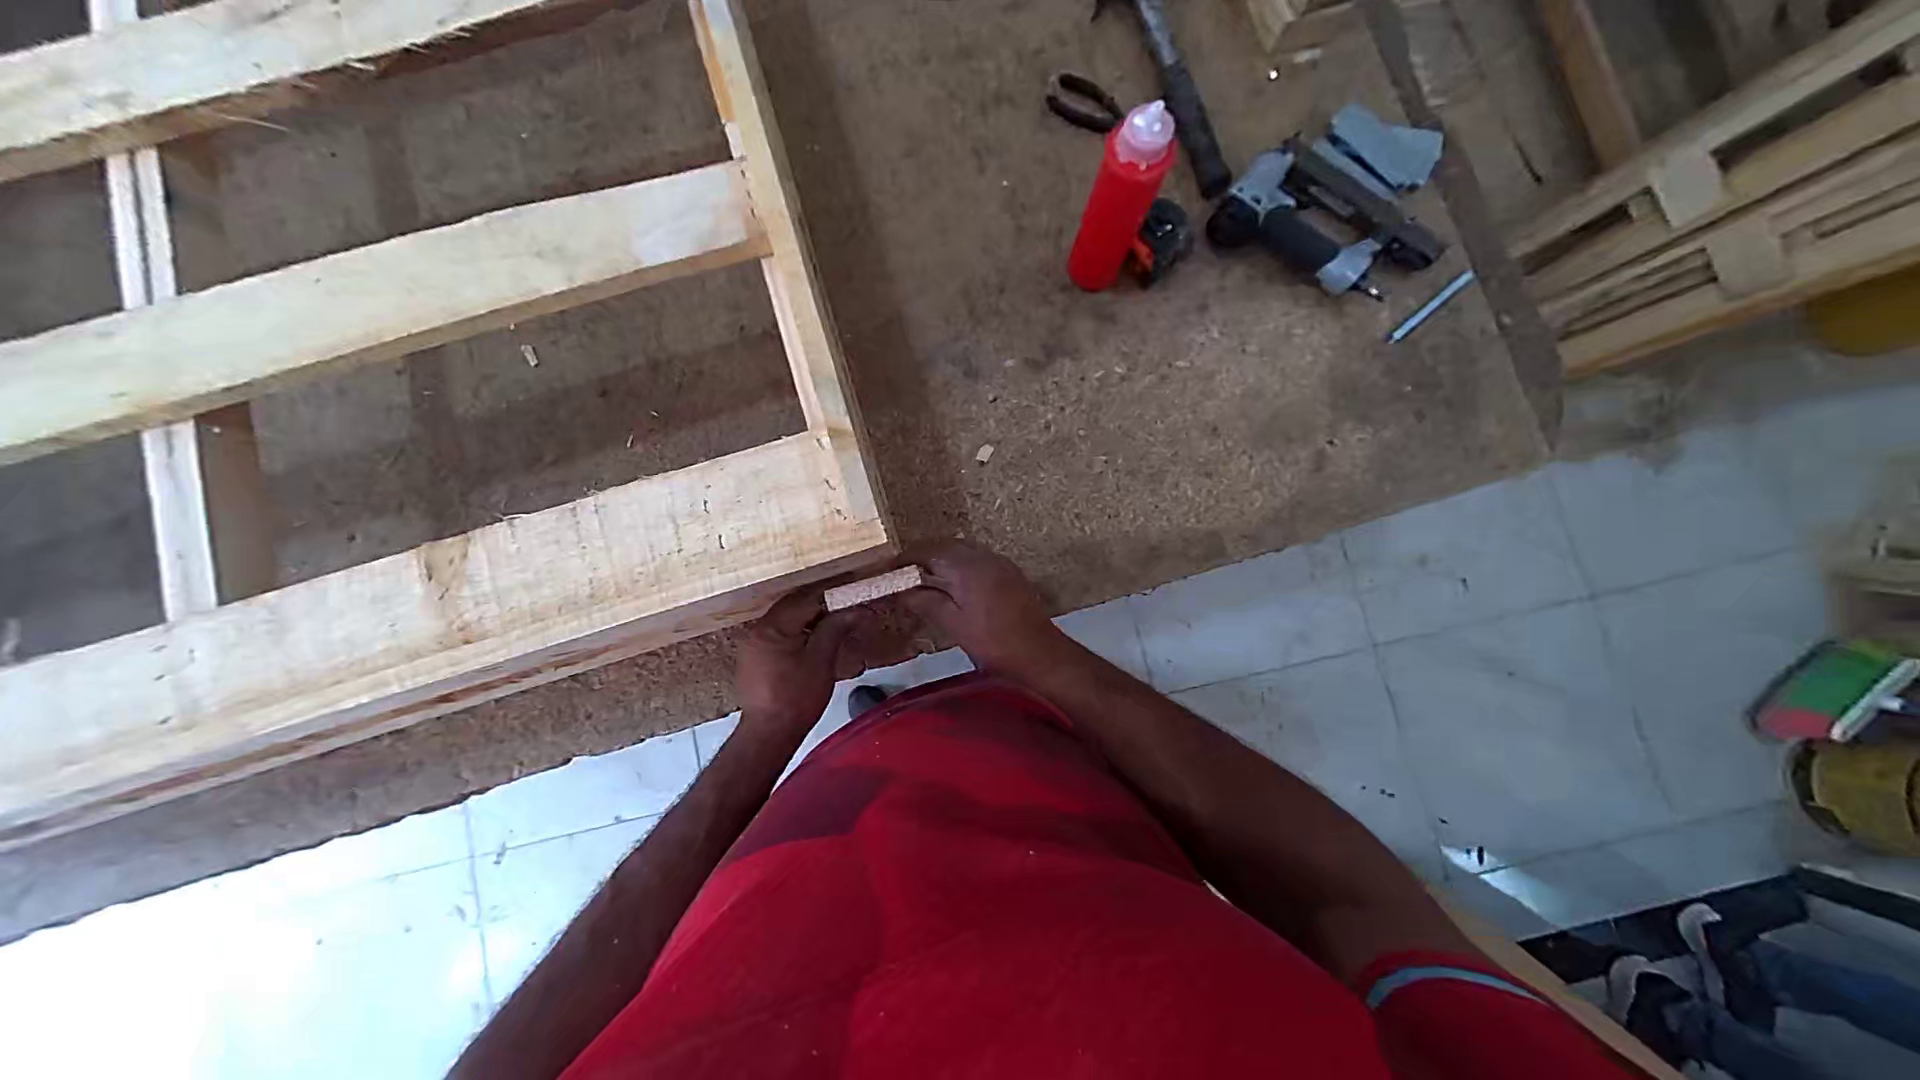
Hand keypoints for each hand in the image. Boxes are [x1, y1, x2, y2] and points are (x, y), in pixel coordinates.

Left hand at [734, 588, 867, 736]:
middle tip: (846, 615)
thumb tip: (853, 611)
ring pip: (785, 622)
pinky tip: (813, 647)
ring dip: (809, 622)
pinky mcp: (754, 661)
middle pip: (793, 608)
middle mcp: (758, 632)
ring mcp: (753, 647)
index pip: (806, 600)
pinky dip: (797, 635)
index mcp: (772, 628)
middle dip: (821, 609)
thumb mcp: (822, 661)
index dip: (832, 600)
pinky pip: (778, 637)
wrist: (769, 734)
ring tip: (833, 631)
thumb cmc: (795, 701)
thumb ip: (835, 629)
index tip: (853, 604)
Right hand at [899, 540, 1065, 676]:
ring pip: (963, 550)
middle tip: (902, 573)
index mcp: (968, 566)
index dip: (906, 558)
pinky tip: (951, 584)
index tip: (889, 570)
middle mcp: (984, 557)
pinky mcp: (1009, 573)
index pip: (928, 550)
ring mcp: (1000, 563)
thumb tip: (902, 591)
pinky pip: (977, 559)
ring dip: (941, 559)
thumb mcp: (953, 624)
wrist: (1039, 654)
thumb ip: (926, 602)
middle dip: (922, 555)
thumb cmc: (993, 643)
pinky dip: (958, 565)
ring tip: (922, 578)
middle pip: (946, 546)